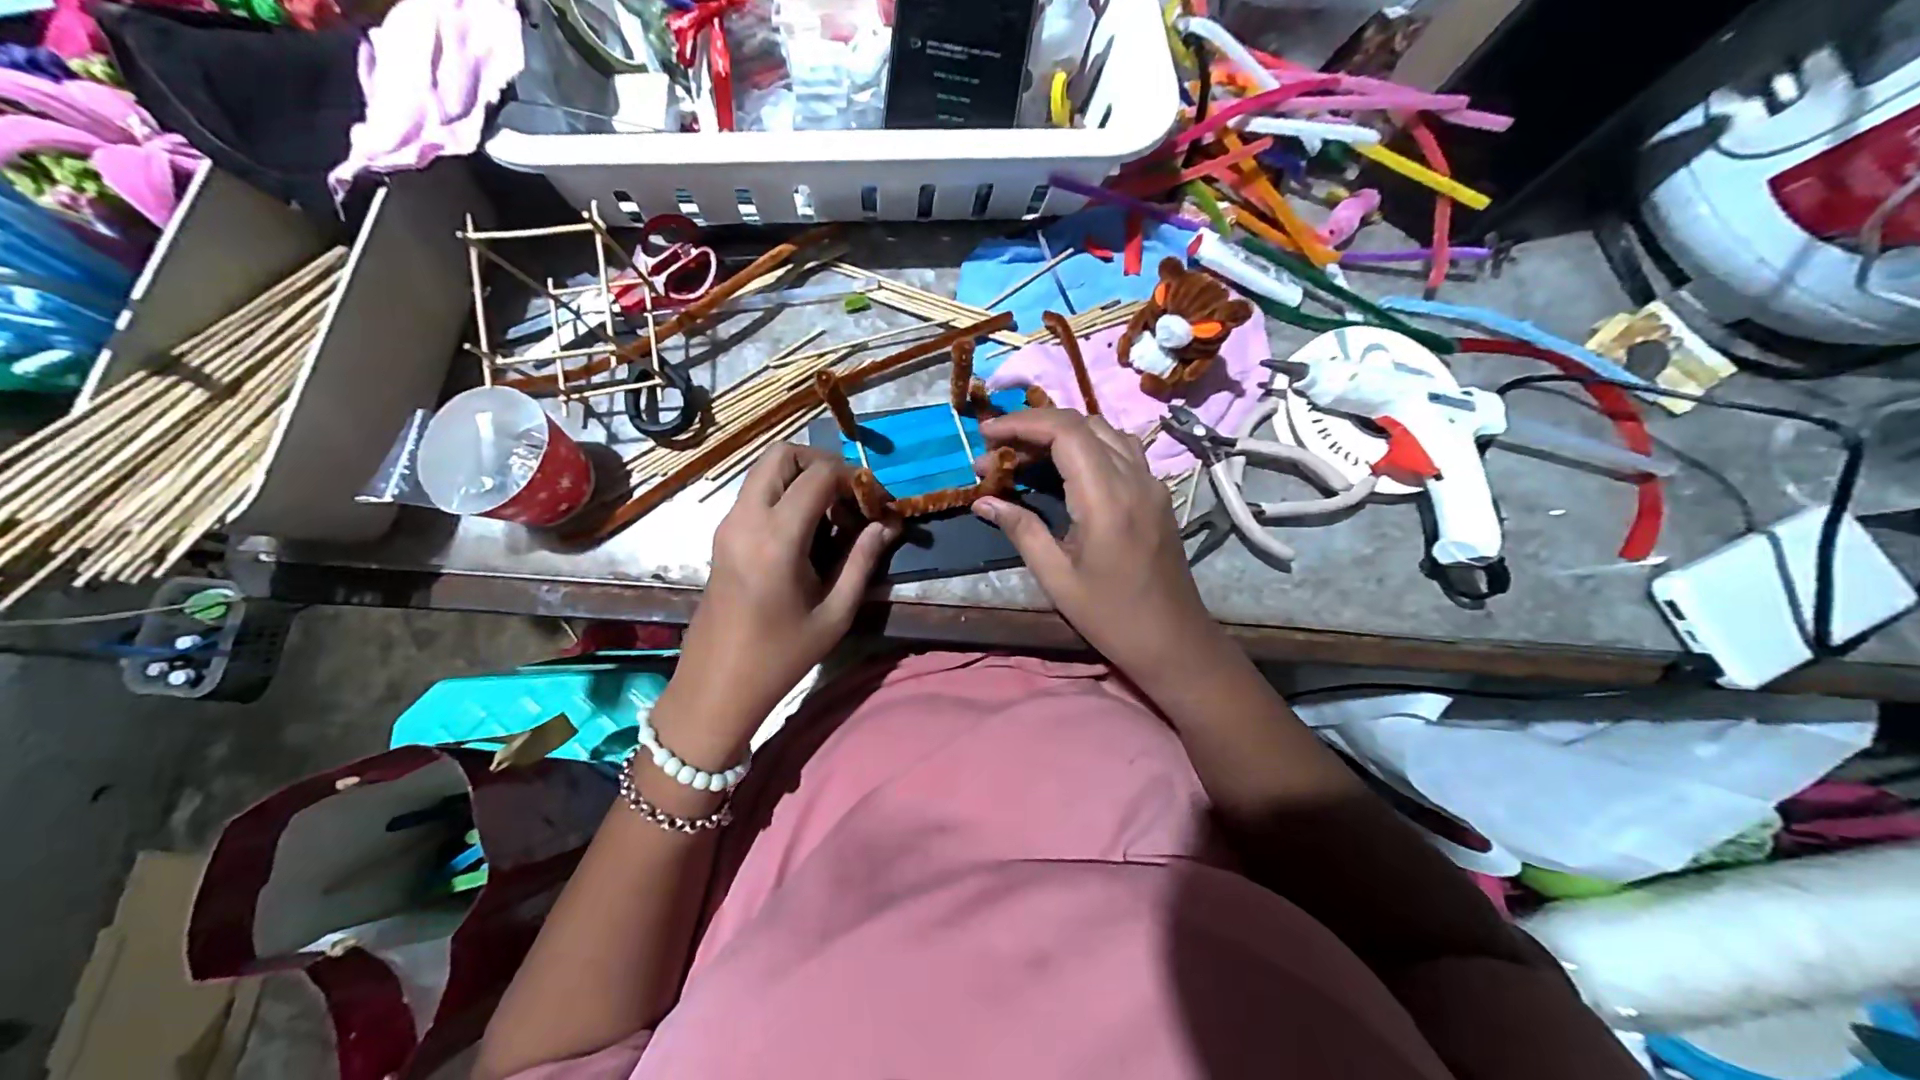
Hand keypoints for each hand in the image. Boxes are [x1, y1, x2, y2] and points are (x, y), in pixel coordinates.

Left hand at [670, 445, 897, 734]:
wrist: (717, 684)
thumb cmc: (780, 656)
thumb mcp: (834, 614)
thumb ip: (862, 561)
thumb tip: (887, 525)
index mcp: (776, 537)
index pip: (818, 475)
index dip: (854, 479)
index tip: (875, 504)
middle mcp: (746, 518)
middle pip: (783, 454)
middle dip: (822, 464)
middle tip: (849, 497)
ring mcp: (728, 524)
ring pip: (765, 470)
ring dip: (802, 478)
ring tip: (831, 517)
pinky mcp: (722, 535)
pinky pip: (755, 492)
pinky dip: (784, 494)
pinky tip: (806, 532)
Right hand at [971, 409, 1230, 688]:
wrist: (1174, 641)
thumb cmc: (1111, 616)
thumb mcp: (1056, 578)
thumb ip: (1021, 530)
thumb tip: (983, 500)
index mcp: (1107, 498)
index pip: (1064, 431)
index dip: (1021, 423)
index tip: (985, 434)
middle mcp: (1134, 478)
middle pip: (1082, 423)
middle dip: (1034, 427)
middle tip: (996, 453)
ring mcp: (1151, 483)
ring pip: (1104, 431)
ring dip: (1061, 433)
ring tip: (1024, 457)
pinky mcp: (1156, 493)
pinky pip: (1121, 449)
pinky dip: (1086, 445)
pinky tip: (1064, 468)